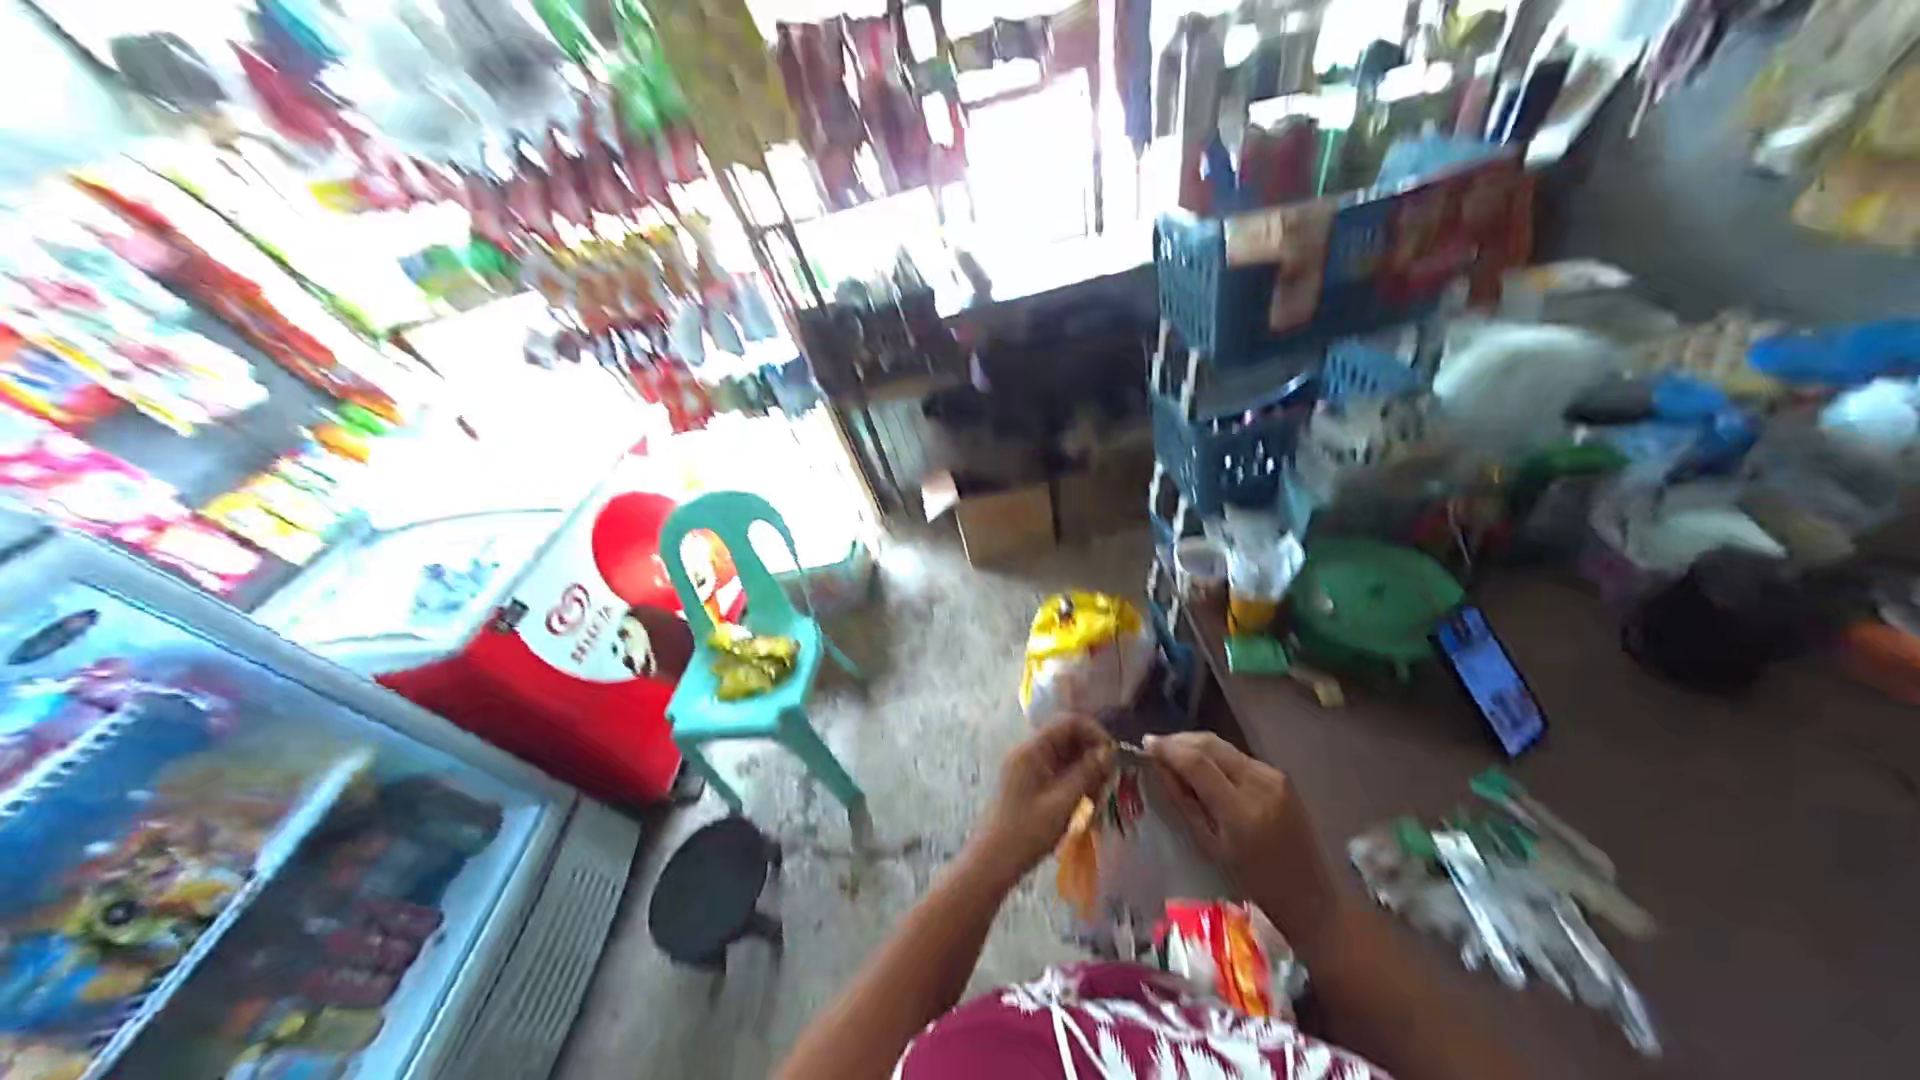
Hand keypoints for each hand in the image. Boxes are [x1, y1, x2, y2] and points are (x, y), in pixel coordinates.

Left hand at [967, 715, 1114, 888]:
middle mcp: (1028, 751)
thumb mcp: (1063, 803)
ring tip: (1096, 796)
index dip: (1094, 732)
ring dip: (1085, 770)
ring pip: (1065, 755)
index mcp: (1032, 750)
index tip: (1113, 755)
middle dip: (1091, 753)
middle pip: (1067, 737)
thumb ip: (1087, 773)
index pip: (1068, 722)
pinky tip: (1084, 802)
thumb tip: (1109, 751)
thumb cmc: (1027, 833)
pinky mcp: (1030, 781)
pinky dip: (1075, 781)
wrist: (993, 861)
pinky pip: (1058, 770)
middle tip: (1107, 780)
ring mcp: (1028, 766)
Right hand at [1145, 731, 1340, 941]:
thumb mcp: (1210, 845)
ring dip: (1196, 745)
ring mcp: (1274, 776)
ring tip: (1174, 753)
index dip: (1168, 748)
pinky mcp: (1280, 776)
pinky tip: (1203, 766)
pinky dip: (1215, 755)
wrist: (1312, 897)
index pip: (1196, 762)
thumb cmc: (1254, 883)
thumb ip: (1184, 802)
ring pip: (1223, 746)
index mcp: (1241, 810)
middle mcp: (1260, 784)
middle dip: (1179, 740)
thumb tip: (1160, 767)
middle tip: (1156, 746)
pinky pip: (1238, 756)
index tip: (1145, 743)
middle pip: (1210, 744)